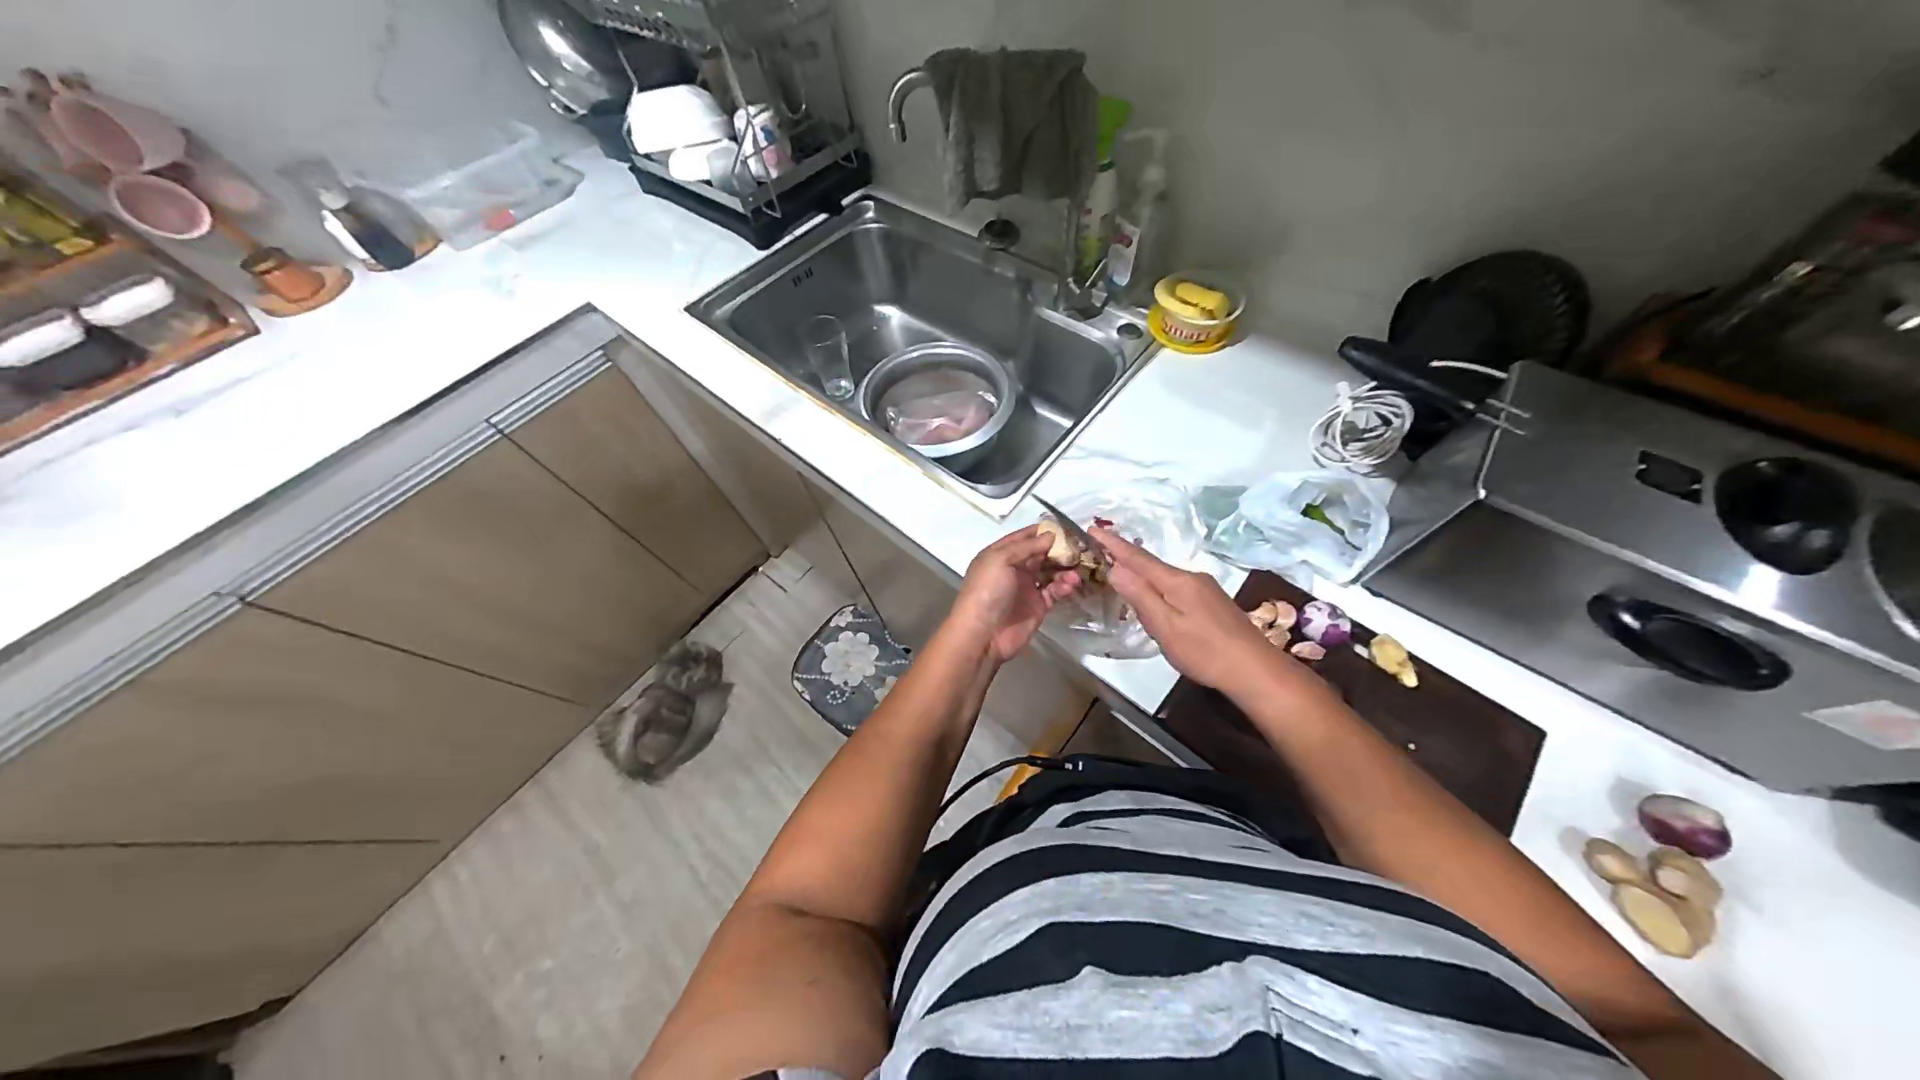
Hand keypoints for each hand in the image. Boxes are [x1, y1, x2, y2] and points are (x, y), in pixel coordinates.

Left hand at [948, 526, 1082, 663]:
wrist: (983, 635)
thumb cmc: (987, 591)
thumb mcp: (1000, 560)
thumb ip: (1026, 546)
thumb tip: (1051, 535)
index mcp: (1001, 554)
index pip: (1025, 537)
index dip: (1043, 531)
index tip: (1066, 527)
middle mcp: (1015, 568)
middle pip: (1041, 554)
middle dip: (1060, 549)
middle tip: (1080, 547)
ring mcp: (1027, 587)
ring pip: (1051, 572)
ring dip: (1065, 568)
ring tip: (1078, 568)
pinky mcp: (1039, 605)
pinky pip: (1056, 591)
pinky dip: (1065, 586)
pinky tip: (1072, 584)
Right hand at [1093, 528, 1301, 696]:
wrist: (1256, 670)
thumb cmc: (1205, 652)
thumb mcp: (1166, 627)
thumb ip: (1140, 596)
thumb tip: (1115, 567)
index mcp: (1177, 582)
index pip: (1138, 558)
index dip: (1114, 545)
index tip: (1092, 529)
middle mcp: (1192, 578)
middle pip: (1151, 566)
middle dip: (1125, 559)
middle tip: (1099, 554)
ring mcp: (1205, 590)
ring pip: (1164, 579)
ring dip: (1142, 576)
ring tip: (1120, 579)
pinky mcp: (1212, 604)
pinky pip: (1176, 589)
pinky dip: (1158, 589)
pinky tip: (1155, 603)